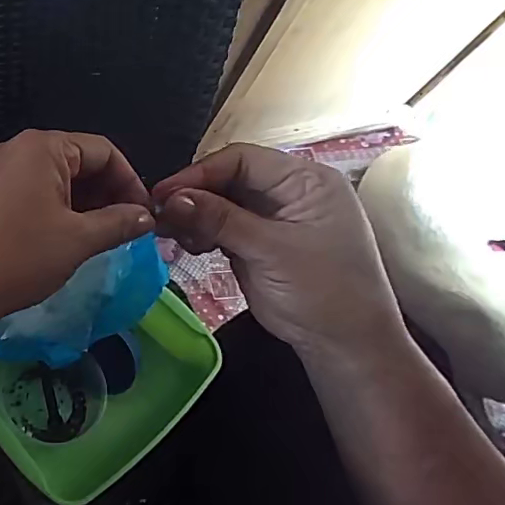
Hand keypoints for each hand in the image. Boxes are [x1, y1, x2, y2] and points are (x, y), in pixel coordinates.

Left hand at [0, 130, 155, 352]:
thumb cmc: (18, 257)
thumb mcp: (78, 240)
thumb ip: (119, 223)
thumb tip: (146, 217)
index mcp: (43, 147)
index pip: (104, 151)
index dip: (131, 182)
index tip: (146, 217)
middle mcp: (18, 150)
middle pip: (79, 162)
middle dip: (108, 194)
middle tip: (127, 231)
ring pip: (56, 181)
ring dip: (84, 206)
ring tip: (101, 240)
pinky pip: (33, 194)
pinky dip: (57, 212)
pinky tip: (67, 241)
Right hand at [151, 143, 404, 358]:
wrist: (344, 344)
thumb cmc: (322, 290)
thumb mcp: (270, 250)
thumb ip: (219, 219)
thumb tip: (171, 199)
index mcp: (305, 180)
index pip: (241, 159)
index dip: (199, 174)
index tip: (163, 196)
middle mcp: (288, 191)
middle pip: (227, 178)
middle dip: (193, 196)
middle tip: (160, 218)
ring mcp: (272, 217)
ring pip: (220, 202)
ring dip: (193, 216)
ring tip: (172, 236)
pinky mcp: (258, 241)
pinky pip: (221, 226)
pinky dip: (201, 232)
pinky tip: (188, 246)